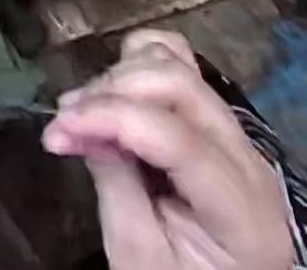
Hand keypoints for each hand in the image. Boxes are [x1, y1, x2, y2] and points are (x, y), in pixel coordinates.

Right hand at [44, 30, 294, 269]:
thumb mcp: (137, 258)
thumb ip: (114, 187)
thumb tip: (78, 126)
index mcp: (243, 212)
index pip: (177, 138)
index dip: (109, 119)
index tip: (57, 127)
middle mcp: (248, 159)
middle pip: (177, 83)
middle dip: (110, 90)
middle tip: (66, 120)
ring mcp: (233, 130)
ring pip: (174, 60)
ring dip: (117, 74)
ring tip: (85, 108)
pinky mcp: (211, 113)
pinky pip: (176, 57)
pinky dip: (135, 59)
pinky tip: (112, 89)